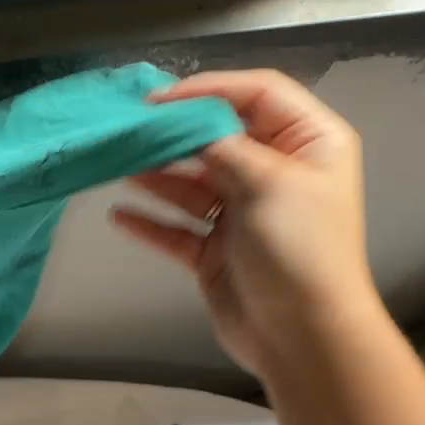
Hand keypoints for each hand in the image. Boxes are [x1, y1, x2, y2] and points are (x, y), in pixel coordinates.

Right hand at [113, 70, 385, 383]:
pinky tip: (119, 216)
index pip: (257, 96)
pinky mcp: (214, 252)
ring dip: (156, 177)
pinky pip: (177, 229)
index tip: (159, 99)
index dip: (209, 90)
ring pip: (192, 185)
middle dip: (174, 135)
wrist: (300, 333)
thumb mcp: (268, 185)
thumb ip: (225, 149)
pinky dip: (150, 222)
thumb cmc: (299, 251)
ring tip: (117, 166)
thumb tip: (187, 124)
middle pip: (218, 140)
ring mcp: (242, 215)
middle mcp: (275, 173)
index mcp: (308, 143)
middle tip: (128, 131)